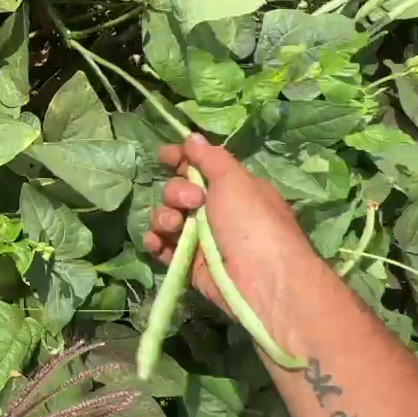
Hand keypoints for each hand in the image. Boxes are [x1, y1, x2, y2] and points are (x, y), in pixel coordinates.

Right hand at [140, 134, 341, 356]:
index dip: (179, 160)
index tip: (164, 156)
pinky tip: (156, 242)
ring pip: (166, 218)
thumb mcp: (235, 181)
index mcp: (232, 190)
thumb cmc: (253, 222)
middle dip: (175, 193)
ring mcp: (200, 238)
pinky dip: (155, 241)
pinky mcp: (188, 262)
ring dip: (162, 217)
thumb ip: (210, 158)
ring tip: (173, 226)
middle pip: (177, 191)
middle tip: (191, 202)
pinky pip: (161, 246)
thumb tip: (191, 137)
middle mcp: (215, 212)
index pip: (198, 168)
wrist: (262, 279)